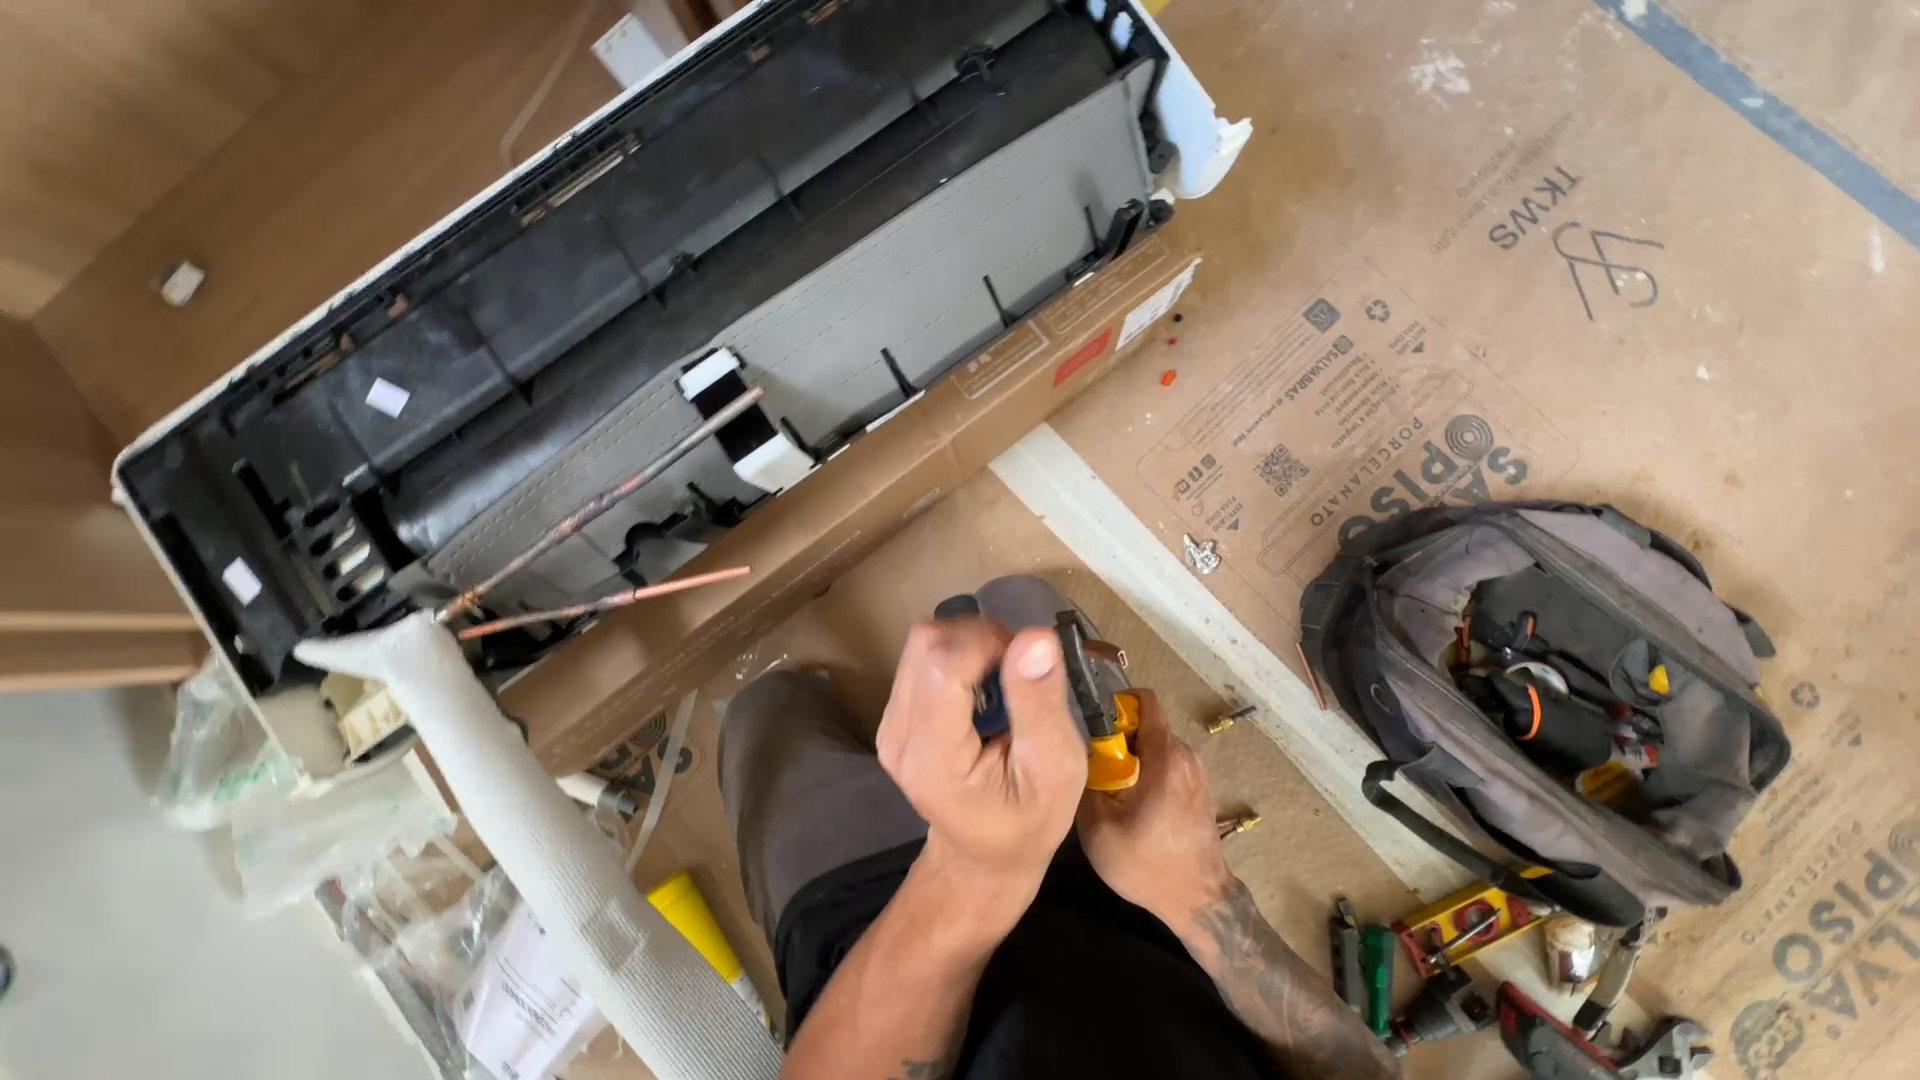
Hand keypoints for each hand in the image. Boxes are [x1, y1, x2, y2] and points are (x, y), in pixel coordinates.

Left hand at [875, 618, 1088, 928]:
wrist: (985, 854)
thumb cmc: (1029, 821)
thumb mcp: (1055, 770)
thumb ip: (1041, 703)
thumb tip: (1036, 637)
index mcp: (933, 759)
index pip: (942, 664)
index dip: (990, 644)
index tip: (1031, 666)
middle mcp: (897, 736)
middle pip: (928, 643)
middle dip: (982, 639)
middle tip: (1023, 673)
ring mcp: (890, 723)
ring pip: (923, 643)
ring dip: (972, 644)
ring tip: (1007, 684)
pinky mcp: (895, 713)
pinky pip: (923, 657)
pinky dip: (961, 656)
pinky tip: (987, 691)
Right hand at [1077, 689, 1234, 925]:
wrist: (1198, 901)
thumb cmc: (1146, 865)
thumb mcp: (1097, 828)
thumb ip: (1085, 780)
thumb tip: (1073, 751)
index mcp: (1165, 756)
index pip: (1145, 700)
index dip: (1115, 701)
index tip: (1089, 718)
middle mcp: (1185, 754)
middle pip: (1145, 723)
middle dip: (1116, 733)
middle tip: (1088, 757)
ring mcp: (1196, 770)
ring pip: (1154, 744)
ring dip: (1130, 754)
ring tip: (1105, 781)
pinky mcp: (1197, 787)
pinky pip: (1165, 762)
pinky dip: (1145, 769)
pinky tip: (1127, 798)